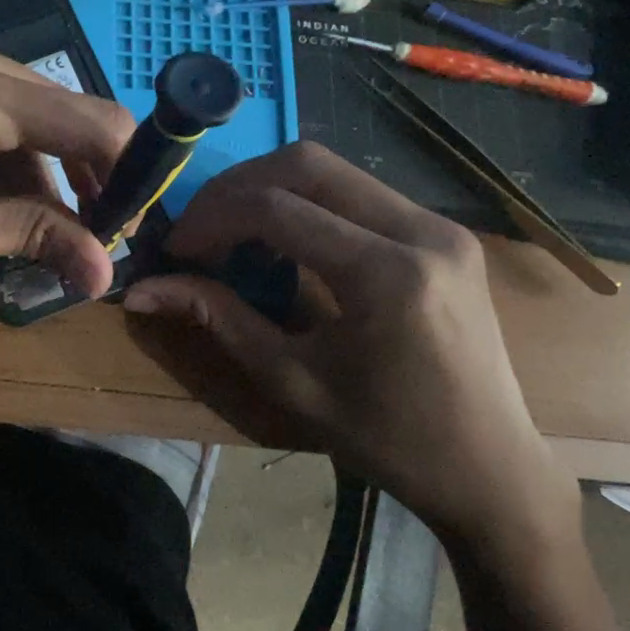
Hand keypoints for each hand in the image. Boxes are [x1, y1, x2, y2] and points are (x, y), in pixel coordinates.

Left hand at [0, 19, 136, 294]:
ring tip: (26, 238)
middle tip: (74, 247)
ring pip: (18, 108)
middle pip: (58, 112)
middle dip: (76, 181)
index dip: (125, 177)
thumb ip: (27, 238)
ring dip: (31, 171)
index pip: (94, 121)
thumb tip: (105, 271)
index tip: (125, 231)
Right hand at [122, 142, 577, 545]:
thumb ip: (218, 318)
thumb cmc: (385, 437)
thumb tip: (141, 291)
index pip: (276, 208)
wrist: (488, 467)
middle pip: (305, 163)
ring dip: (267, 190)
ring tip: (231, 238)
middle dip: (234, 189)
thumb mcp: (289, 380)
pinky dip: (304, 203)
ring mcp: (440, 226)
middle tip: (197, 231)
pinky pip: (357, 191)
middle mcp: (422, 232)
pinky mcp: (443, 233)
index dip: (210, 220)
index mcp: (388, 276)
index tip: (174, 251)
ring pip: (331, 168)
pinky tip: (281, 244)